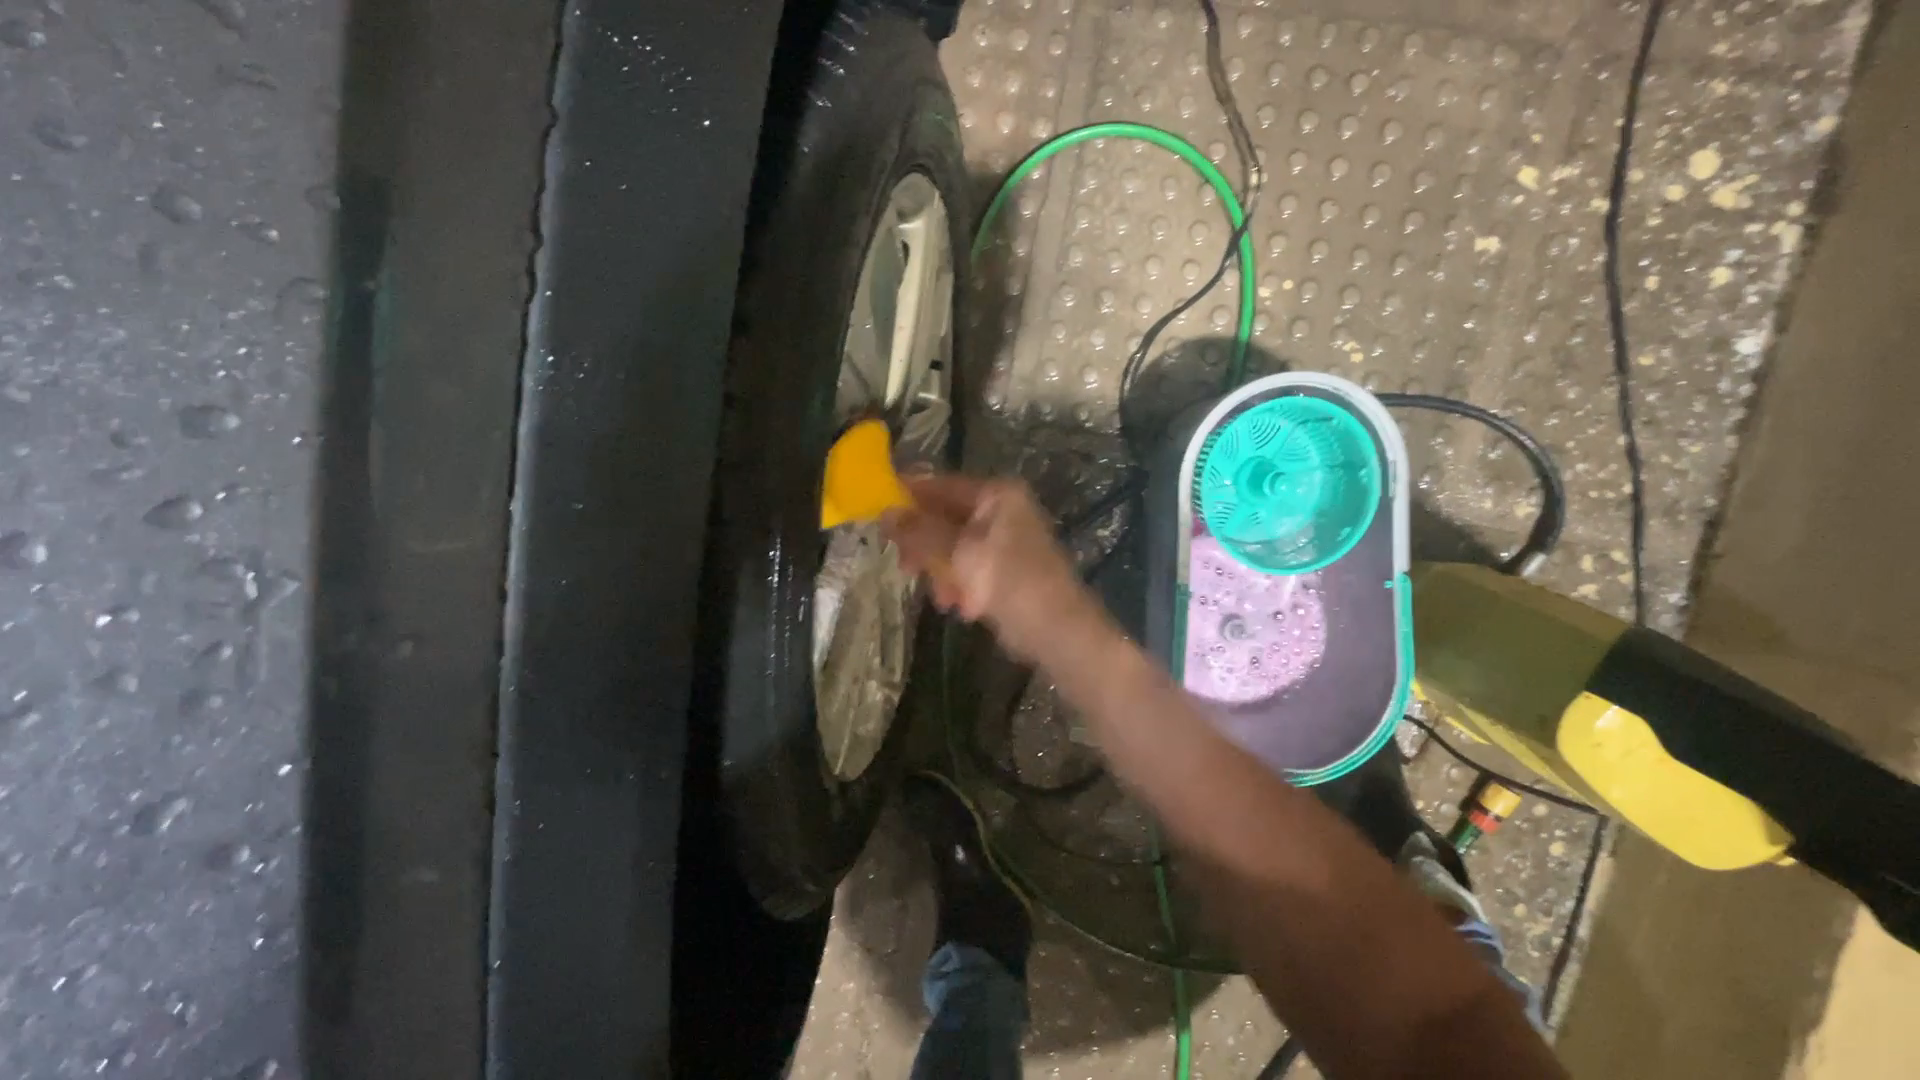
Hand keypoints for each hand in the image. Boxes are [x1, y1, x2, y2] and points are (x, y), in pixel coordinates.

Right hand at [882, 473, 1102, 665]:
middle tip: (905, 566)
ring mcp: (1004, 540)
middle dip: (924, 545)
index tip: (877, 513)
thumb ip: (921, 532)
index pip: (941, 485)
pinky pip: (968, 568)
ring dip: (941, 572)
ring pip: (952, 546)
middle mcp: (1002, 510)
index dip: (908, 496)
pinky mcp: (1004, 569)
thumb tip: (885, 512)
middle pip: (944, 517)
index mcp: (997, 495)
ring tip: (944, 598)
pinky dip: (959, 585)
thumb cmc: (1011, 583)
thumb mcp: (960, 554)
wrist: (1058, 630)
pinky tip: (961, 606)